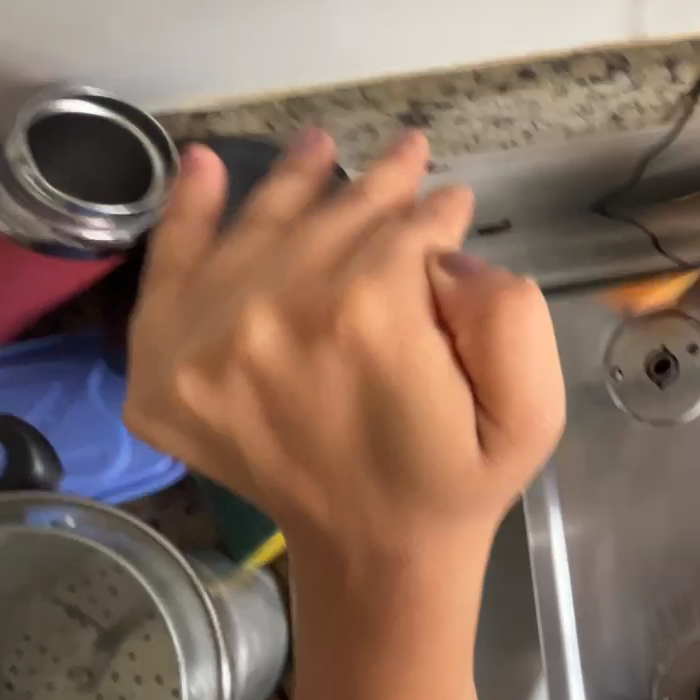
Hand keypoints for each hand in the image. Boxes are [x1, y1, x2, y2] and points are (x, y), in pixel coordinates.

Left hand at [123, 130, 565, 575]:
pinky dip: (188, 215)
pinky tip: (206, 169)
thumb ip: (508, 310)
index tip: (454, 201)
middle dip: (382, 181)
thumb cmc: (465, 476)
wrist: (376, 553)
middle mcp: (274, 315)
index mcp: (370, 319)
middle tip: (410, 152)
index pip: (405, 229)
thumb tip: (442, 254)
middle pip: (336, 218)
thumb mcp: (533, 407)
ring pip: (263, 227)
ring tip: (327, 146)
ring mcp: (204, 343)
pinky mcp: (165, 370)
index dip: (437, 210)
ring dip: (300, 180)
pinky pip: (172, 269)